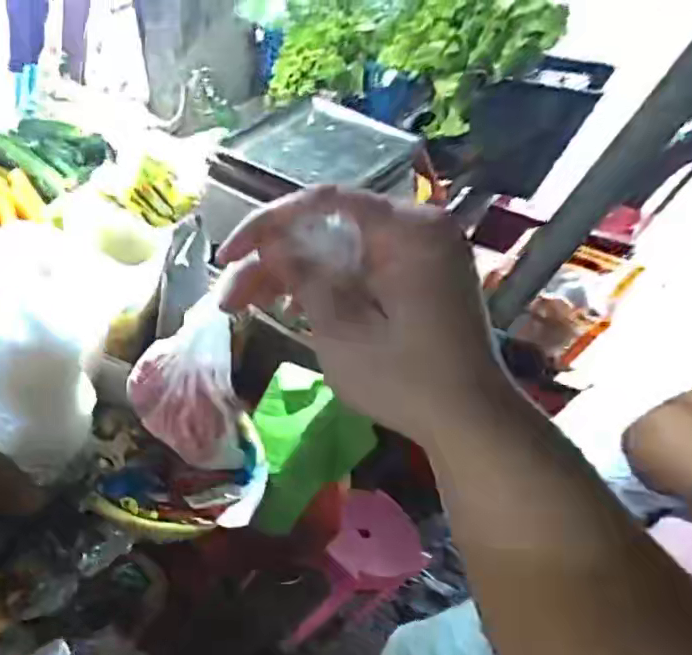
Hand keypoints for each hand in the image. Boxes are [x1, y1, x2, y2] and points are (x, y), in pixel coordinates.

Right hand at [217, 187, 519, 445]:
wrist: (465, 415)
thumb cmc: (402, 378)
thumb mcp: (342, 330)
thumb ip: (305, 278)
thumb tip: (269, 244)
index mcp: (405, 231)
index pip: (323, 203)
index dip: (265, 226)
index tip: (227, 258)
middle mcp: (415, 228)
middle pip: (325, 229)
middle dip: (270, 261)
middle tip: (227, 300)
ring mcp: (416, 253)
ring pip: (334, 250)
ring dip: (286, 276)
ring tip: (241, 307)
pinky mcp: (412, 278)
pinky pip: (355, 268)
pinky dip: (317, 285)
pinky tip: (285, 307)